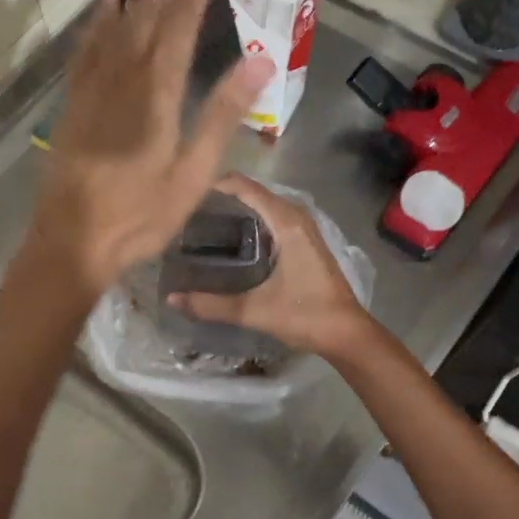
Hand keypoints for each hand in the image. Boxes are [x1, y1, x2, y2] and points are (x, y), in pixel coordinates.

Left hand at [25, 0, 273, 294]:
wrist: (71, 242)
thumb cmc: (140, 216)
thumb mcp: (193, 174)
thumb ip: (222, 115)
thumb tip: (260, 64)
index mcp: (156, 96)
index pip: (178, 30)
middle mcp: (121, 81)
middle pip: (147, 17)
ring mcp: (91, 90)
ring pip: (116, 28)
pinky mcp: (73, 104)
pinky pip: (86, 51)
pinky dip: (98, 23)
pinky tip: (106, 3)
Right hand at [166, 174, 377, 357]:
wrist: (347, 333)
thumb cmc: (305, 315)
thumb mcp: (254, 311)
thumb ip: (211, 305)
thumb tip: (172, 298)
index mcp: (286, 222)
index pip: (245, 187)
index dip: (216, 184)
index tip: (186, 192)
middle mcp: (296, 217)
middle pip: (253, 193)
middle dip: (222, 197)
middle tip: (187, 210)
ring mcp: (303, 229)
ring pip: (264, 206)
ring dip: (237, 209)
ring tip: (202, 221)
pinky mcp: (305, 242)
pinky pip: (272, 219)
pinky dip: (251, 220)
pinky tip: (231, 239)